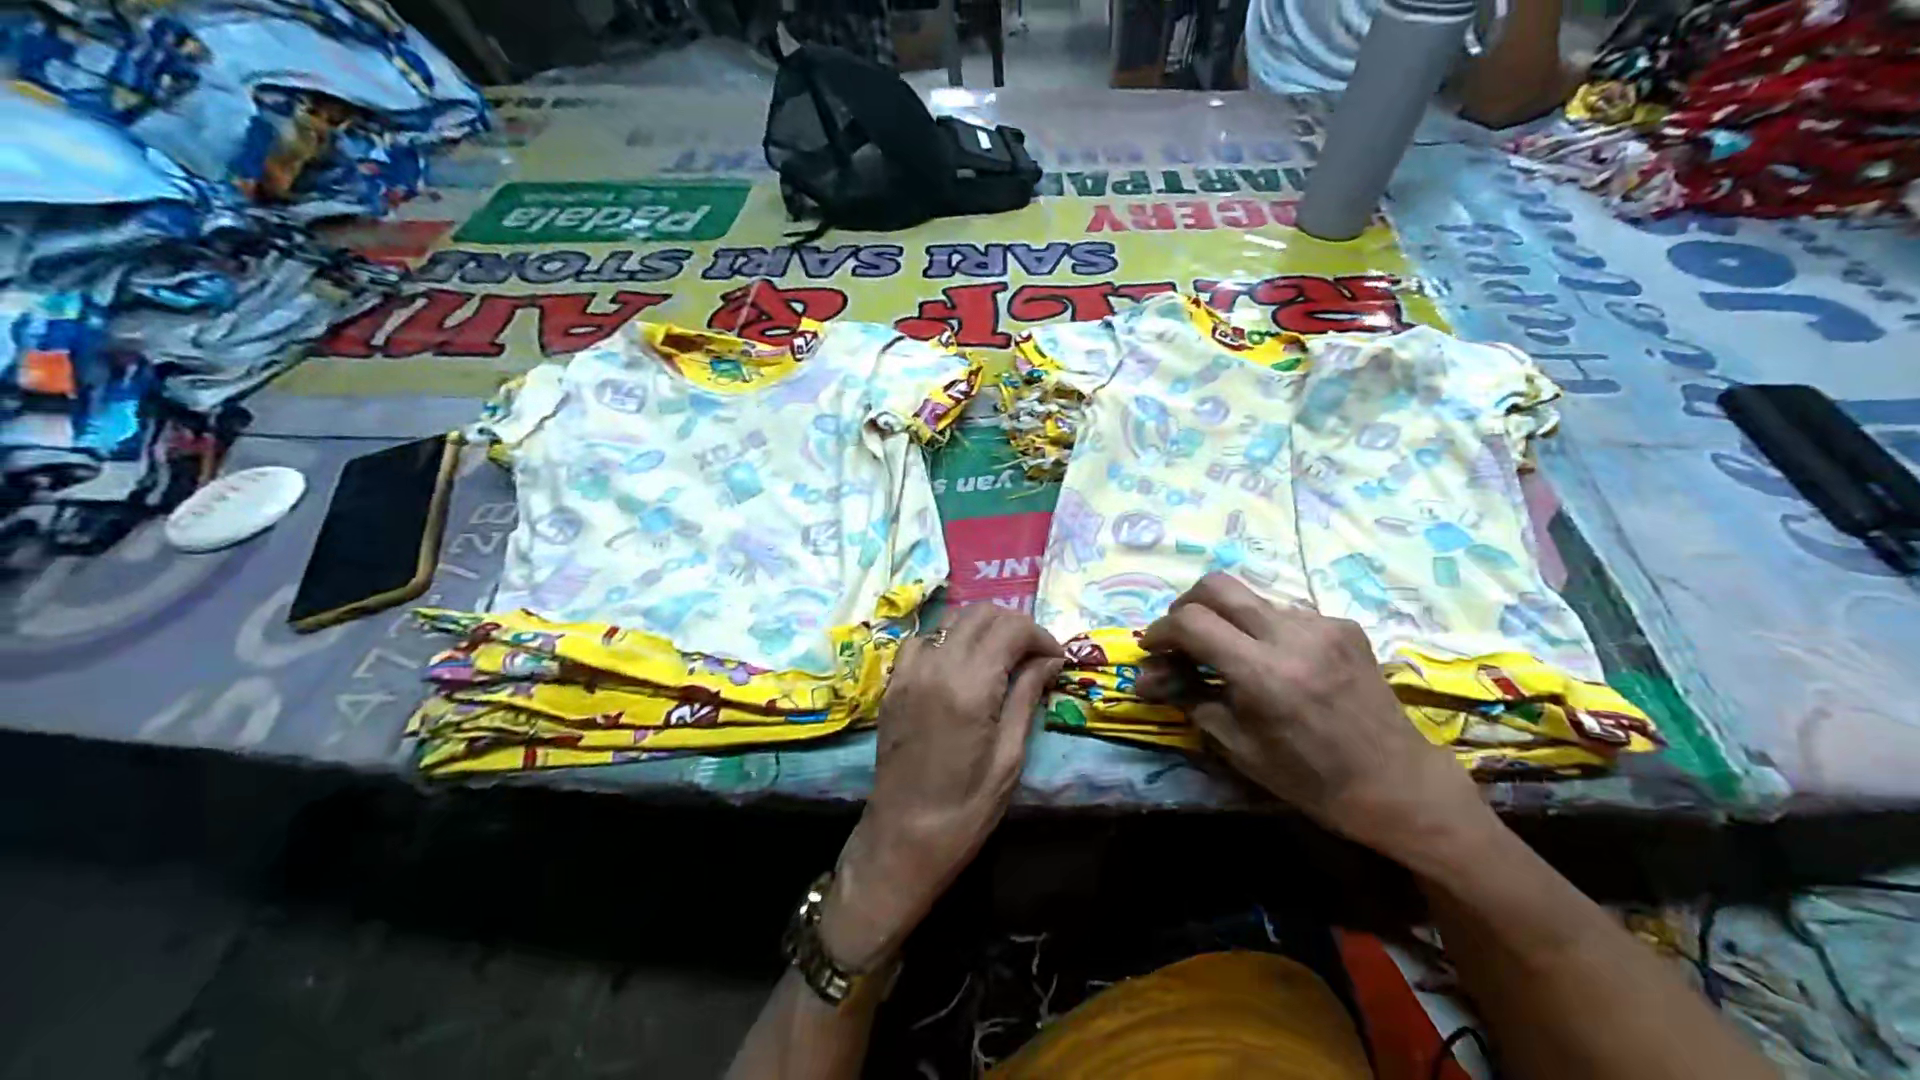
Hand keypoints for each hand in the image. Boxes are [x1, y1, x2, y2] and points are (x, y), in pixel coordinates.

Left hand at [819, 605, 1062, 970]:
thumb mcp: (1009, 757)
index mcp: (969, 687)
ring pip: (951, 620)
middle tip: (1033, 656)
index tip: (1054, 659)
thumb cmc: (966, 809)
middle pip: (980, 614)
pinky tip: (960, 666)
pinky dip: (948, 640)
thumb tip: (1049, 660)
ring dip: (982, 628)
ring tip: (1002, 658)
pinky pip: (922, 641)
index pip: (1010, 628)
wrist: (902, 838)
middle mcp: (935, 667)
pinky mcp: (893, 685)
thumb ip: (1026, 697)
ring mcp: (909, 672)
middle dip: (1014, 626)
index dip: (1040, 635)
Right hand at [1136, 573, 1492, 866]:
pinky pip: (1285, 612)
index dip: (1161, 630)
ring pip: (1251, 597)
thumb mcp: (1237, 745)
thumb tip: (1143, 677)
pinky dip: (1263, 629)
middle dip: (1185, 605)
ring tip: (1227, 654)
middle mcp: (1293, 636)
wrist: (1396, 783)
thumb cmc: (1309, 778)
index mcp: (1264, 674)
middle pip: (1217, 586)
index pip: (1192, 622)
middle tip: (1179, 634)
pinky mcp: (1344, 626)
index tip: (1151, 648)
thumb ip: (1189, 698)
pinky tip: (1273, 660)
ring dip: (1226, 618)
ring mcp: (1323, 625)